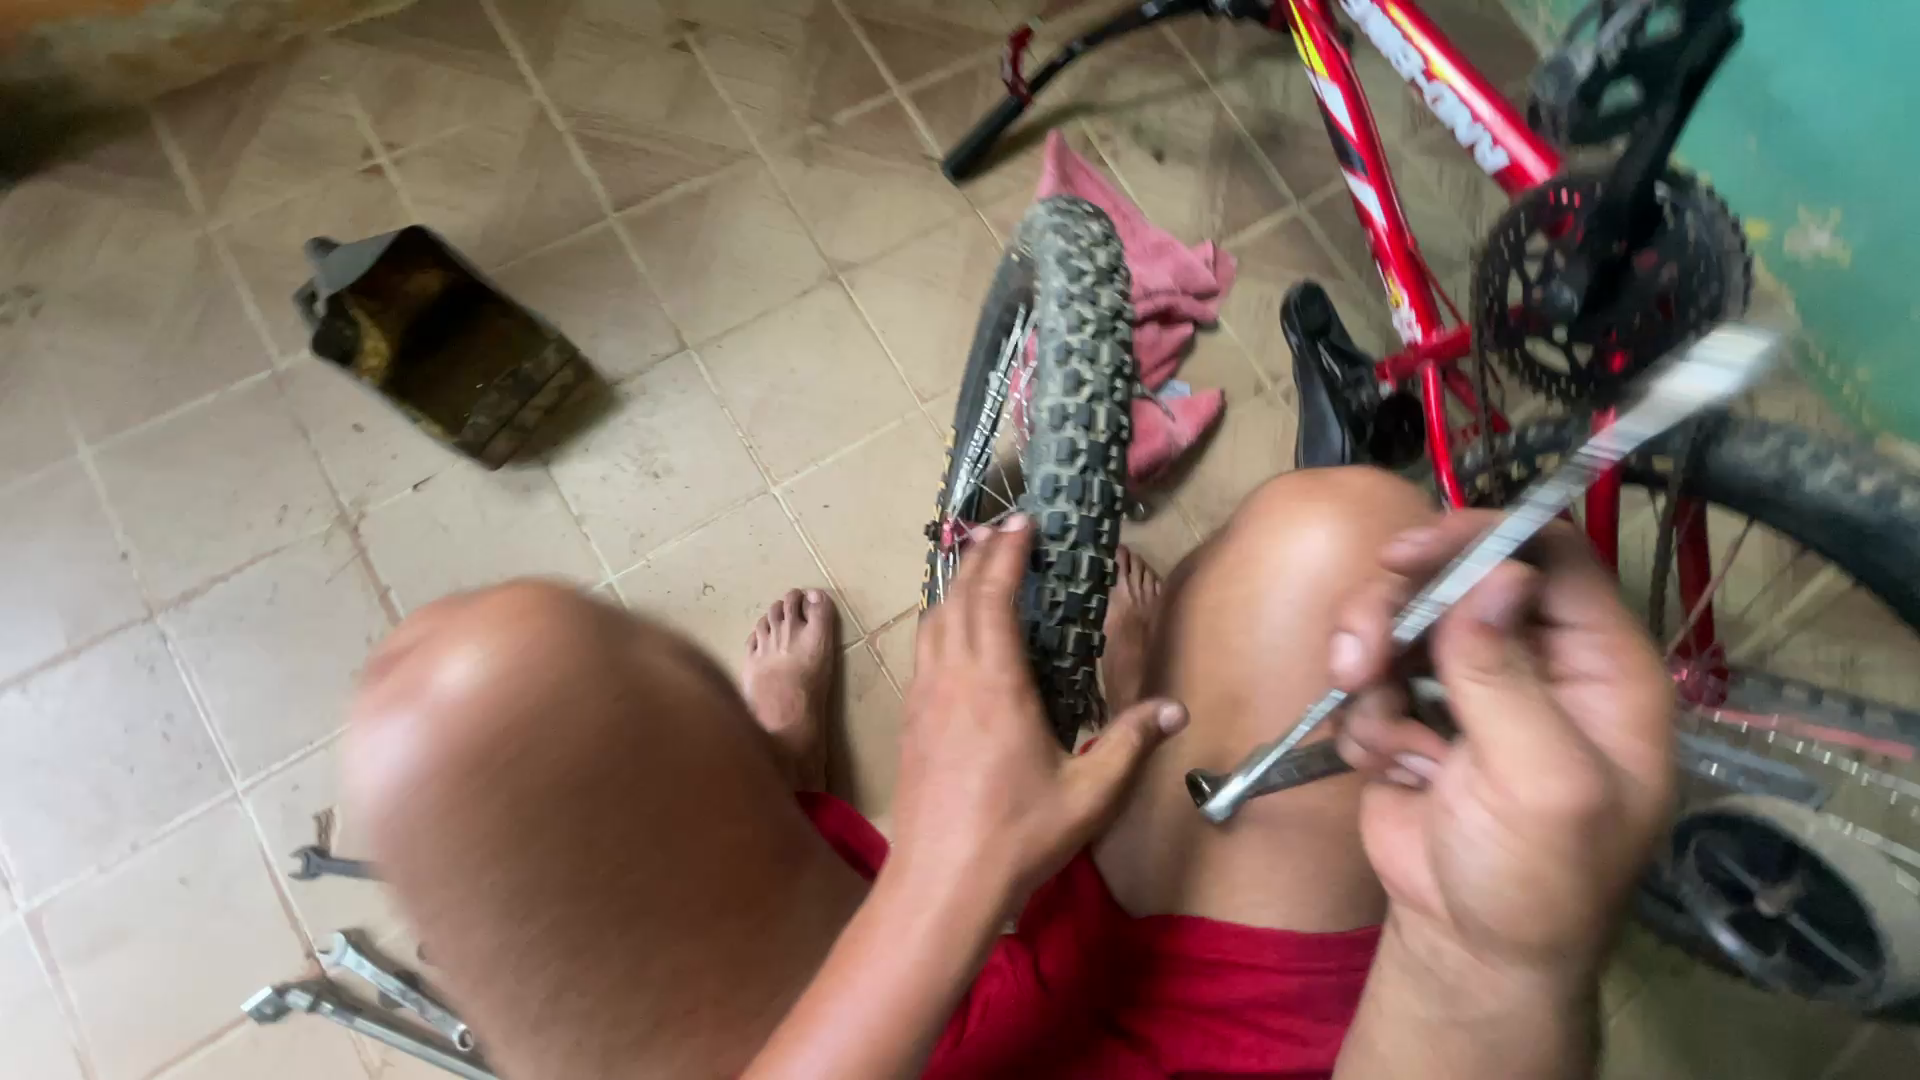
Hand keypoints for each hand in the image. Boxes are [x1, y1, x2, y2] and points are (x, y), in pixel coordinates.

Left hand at [889, 514, 1187, 910]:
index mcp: (994, 684)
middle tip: (1004, 531)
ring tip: (979, 569)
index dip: (1006, 554)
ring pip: (933, 620)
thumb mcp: (1088, 794)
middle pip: (958, 596)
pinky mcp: (911, 717)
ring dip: (955, 585)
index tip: (1022, 523)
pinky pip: (923, 649)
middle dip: (980, 556)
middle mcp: (952, 677)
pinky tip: (955, 632)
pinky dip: (940, 620)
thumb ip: (1129, 743)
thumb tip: (1174, 708)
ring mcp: (924, 696)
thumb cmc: (1017, 836)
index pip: (994, 597)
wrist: (940, 883)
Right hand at [1328, 513, 1674, 990]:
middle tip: (1358, 658)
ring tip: (1377, 738)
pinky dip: (1365, 721)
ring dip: (1369, 674)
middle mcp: (1529, 660)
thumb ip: (1509, 676)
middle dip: (1392, 616)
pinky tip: (1391, 770)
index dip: (1479, 539)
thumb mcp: (1540, 781)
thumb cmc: (1535, 874)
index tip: (1405, 555)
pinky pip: (1367, 679)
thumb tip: (1495, 577)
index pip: (1547, 557)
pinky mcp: (1407, 709)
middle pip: (1447, 581)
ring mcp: (1463, 682)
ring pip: (1395, 623)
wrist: (1466, 937)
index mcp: (1596, 667)